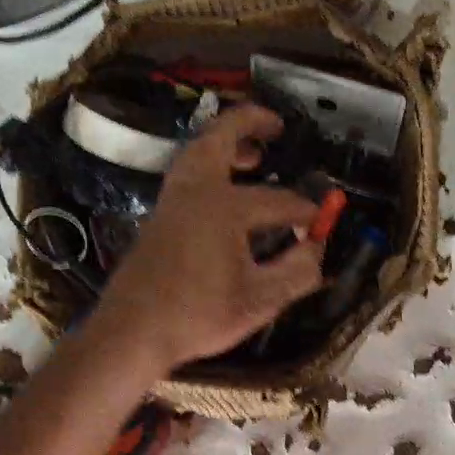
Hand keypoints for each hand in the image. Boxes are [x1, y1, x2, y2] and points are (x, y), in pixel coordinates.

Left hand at [90, 105, 325, 370]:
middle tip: (276, 124)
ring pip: (198, 153)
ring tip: (253, 153)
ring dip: (226, 143)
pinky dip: (210, 165)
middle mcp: (196, 191)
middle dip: (250, 122)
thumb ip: (297, 271)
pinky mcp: (158, 217)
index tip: (322, 224)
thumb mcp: (260, 301)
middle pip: (221, 137)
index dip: (305, 212)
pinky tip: (225, 190)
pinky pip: (188, 174)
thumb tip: (316, 248)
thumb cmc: (197, 316)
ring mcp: (172, 201)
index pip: (280, 200)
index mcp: (224, 207)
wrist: (132, 332)